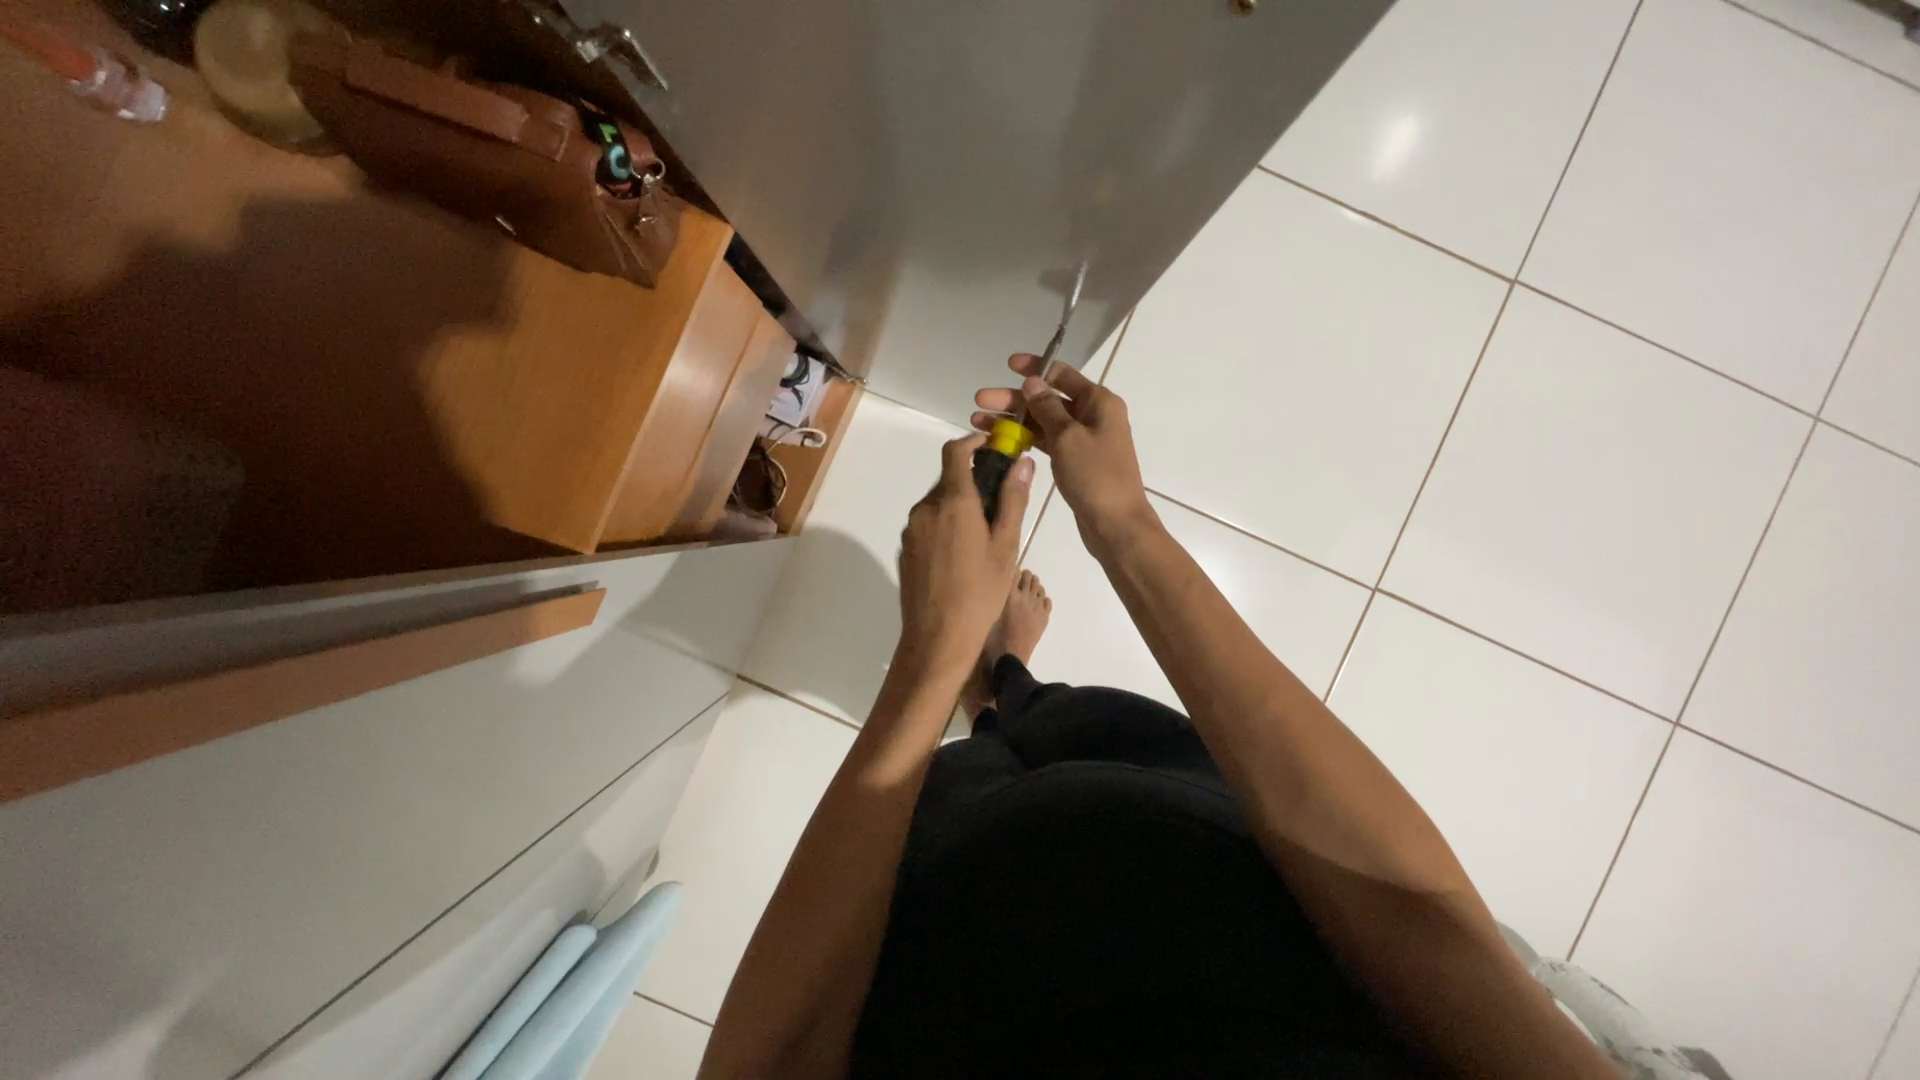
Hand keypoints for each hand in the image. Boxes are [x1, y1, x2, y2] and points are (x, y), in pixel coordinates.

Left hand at [896, 433, 1034, 674]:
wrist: (938, 637)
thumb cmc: (981, 593)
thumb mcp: (1006, 546)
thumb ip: (1013, 500)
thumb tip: (1023, 463)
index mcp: (952, 503)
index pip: (955, 451)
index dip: (973, 442)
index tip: (992, 447)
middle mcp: (925, 509)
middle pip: (948, 479)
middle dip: (973, 481)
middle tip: (1000, 503)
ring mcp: (912, 530)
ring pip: (938, 503)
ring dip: (959, 506)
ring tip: (984, 535)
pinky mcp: (906, 549)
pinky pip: (928, 524)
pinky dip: (946, 526)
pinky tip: (962, 555)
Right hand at [973, 353, 1154, 546]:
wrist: (1115, 524)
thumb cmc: (1095, 476)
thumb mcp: (1068, 437)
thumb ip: (1047, 408)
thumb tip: (1032, 382)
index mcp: (1098, 402)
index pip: (1062, 375)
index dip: (1034, 368)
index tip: (1007, 366)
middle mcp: (1092, 416)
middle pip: (1047, 399)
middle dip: (1013, 399)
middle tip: (979, 401)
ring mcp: (1083, 440)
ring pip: (1043, 422)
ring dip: (1013, 420)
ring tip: (978, 421)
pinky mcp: (1074, 461)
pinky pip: (1046, 442)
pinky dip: (1025, 440)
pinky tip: (1000, 442)